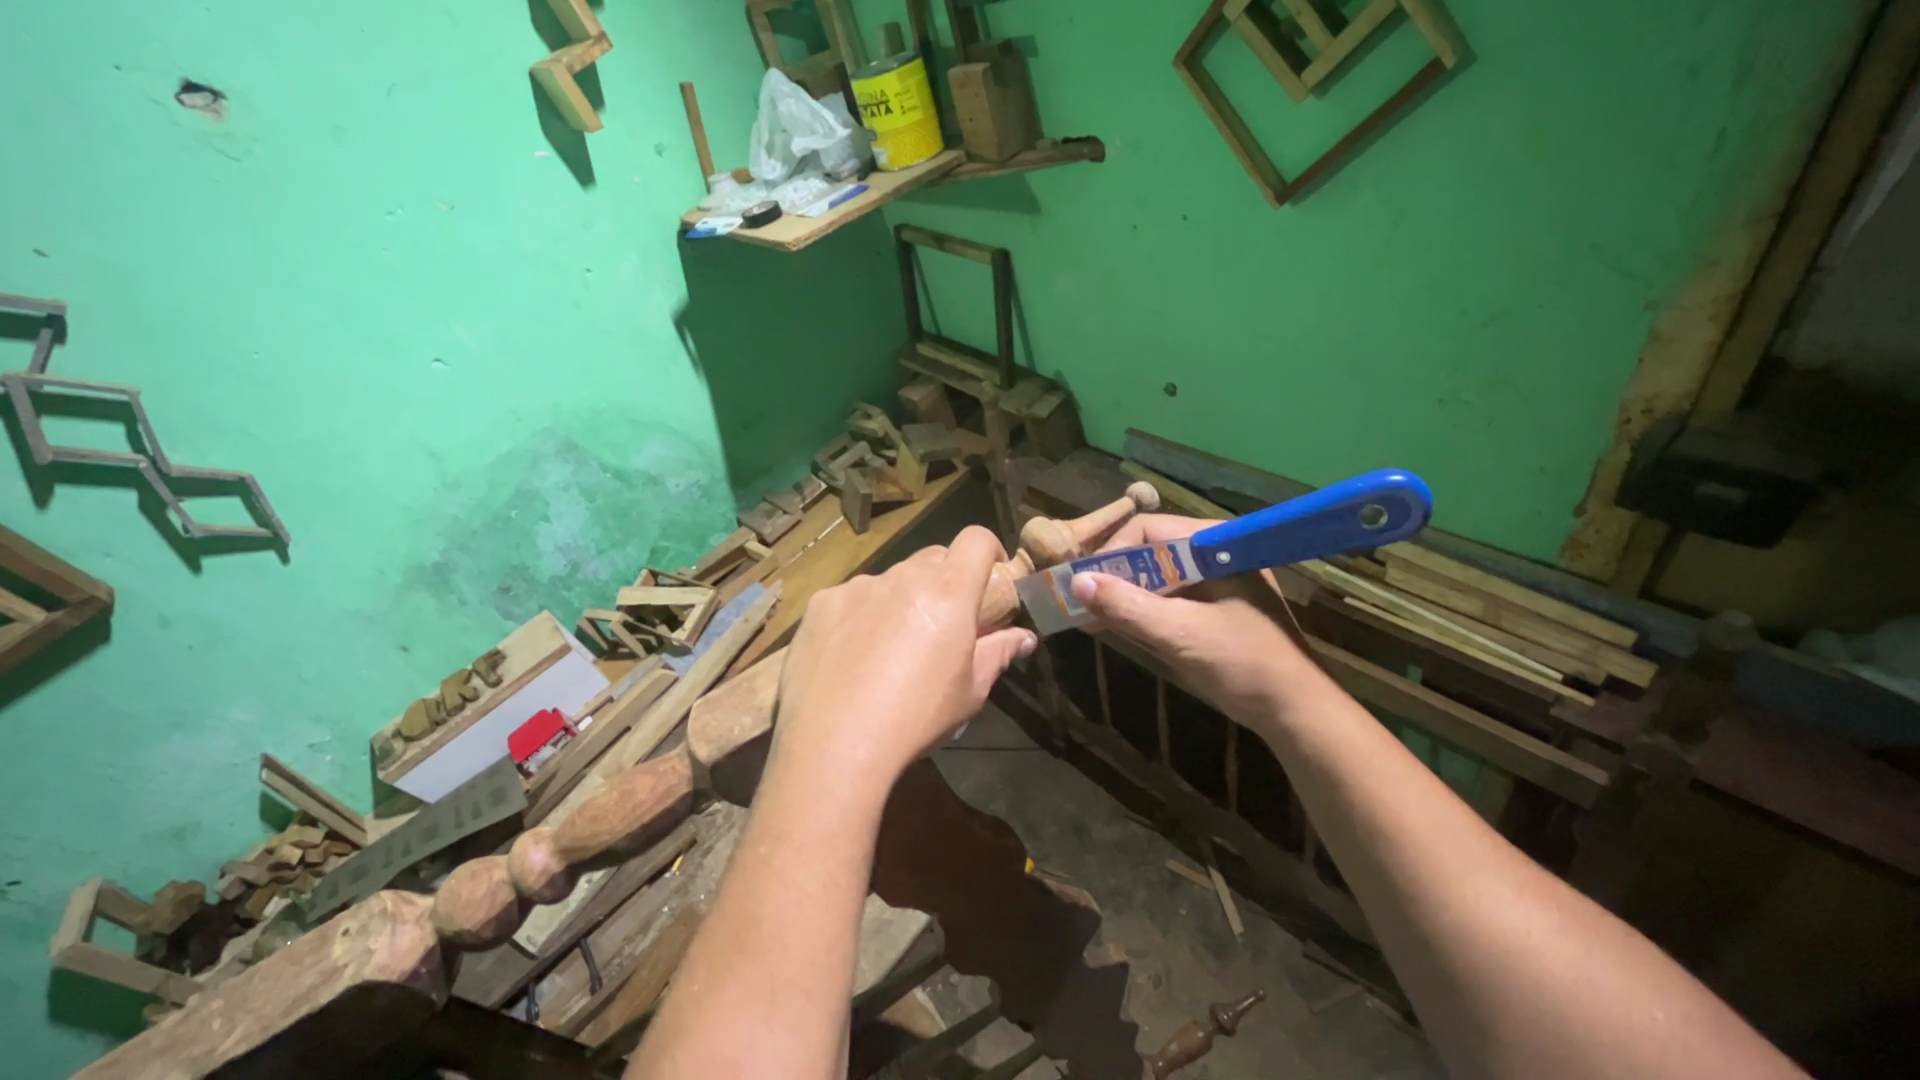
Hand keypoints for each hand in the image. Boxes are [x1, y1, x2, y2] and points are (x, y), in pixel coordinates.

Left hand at [773, 525, 1037, 792]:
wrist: (833, 745)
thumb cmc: (916, 719)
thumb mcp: (969, 692)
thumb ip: (998, 654)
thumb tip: (1023, 637)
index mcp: (948, 592)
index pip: (976, 539)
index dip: (989, 551)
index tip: (991, 578)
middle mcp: (902, 577)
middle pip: (933, 558)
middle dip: (945, 581)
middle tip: (943, 623)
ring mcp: (856, 588)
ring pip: (890, 580)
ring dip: (900, 600)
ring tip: (889, 650)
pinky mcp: (820, 605)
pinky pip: (850, 599)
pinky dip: (859, 617)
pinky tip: (850, 658)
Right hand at [1072, 514, 1311, 724]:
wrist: (1295, 711)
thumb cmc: (1241, 664)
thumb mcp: (1178, 634)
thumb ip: (1127, 606)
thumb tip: (1076, 582)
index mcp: (1216, 545)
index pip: (1148, 530)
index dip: (1110, 554)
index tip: (1084, 585)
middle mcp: (1218, 553)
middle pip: (1151, 550)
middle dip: (1115, 575)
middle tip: (1081, 602)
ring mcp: (1220, 580)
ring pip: (1158, 575)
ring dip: (1127, 594)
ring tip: (1093, 617)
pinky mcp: (1219, 607)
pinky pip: (1172, 596)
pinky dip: (1145, 609)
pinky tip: (1122, 627)